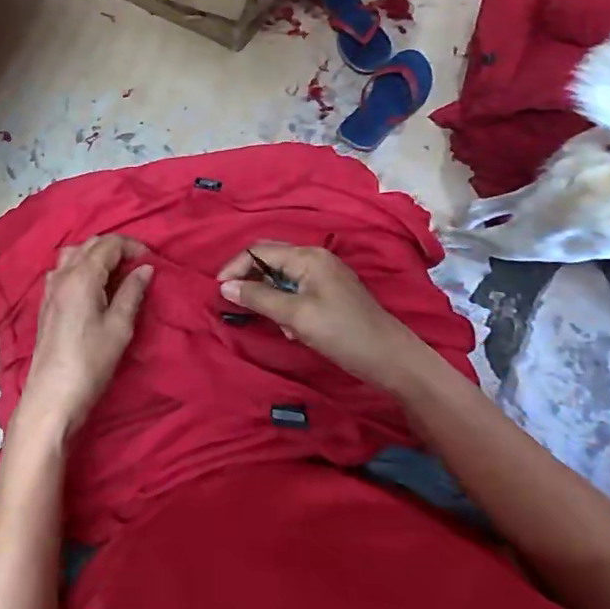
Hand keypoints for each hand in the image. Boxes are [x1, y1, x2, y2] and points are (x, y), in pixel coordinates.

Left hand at [18, 234, 153, 436]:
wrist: (52, 397)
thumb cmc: (91, 362)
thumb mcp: (120, 327)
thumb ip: (132, 292)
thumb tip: (145, 269)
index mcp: (81, 276)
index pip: (109, 244)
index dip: (132, 246)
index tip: (150, 261)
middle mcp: (62, 276)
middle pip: (90, 244)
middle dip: (115, 248)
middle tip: (137, 265)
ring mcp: (50, 289)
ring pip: (74, 254)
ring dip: (96, 255)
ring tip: (116, 274)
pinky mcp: (46, 304)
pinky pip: (64, 271)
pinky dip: (82, 267)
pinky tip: (94, 288)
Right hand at [217, 243, 429, 393]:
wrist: (390, 358)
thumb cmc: (343, 333)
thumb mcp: (296, 317)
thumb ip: (259, 298)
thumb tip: (225, 287)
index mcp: (308, 256)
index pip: (260, 251)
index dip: (236, 268)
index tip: (219, 292)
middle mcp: (316, 258)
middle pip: (271, 260)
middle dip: (252, 281)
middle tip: (239, 307)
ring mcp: (326, 275)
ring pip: (283, 278)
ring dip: (271, 298)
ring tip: (277, 325)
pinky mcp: (331, 293)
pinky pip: (297, 292)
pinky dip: (287, 307)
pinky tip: (293, 330)